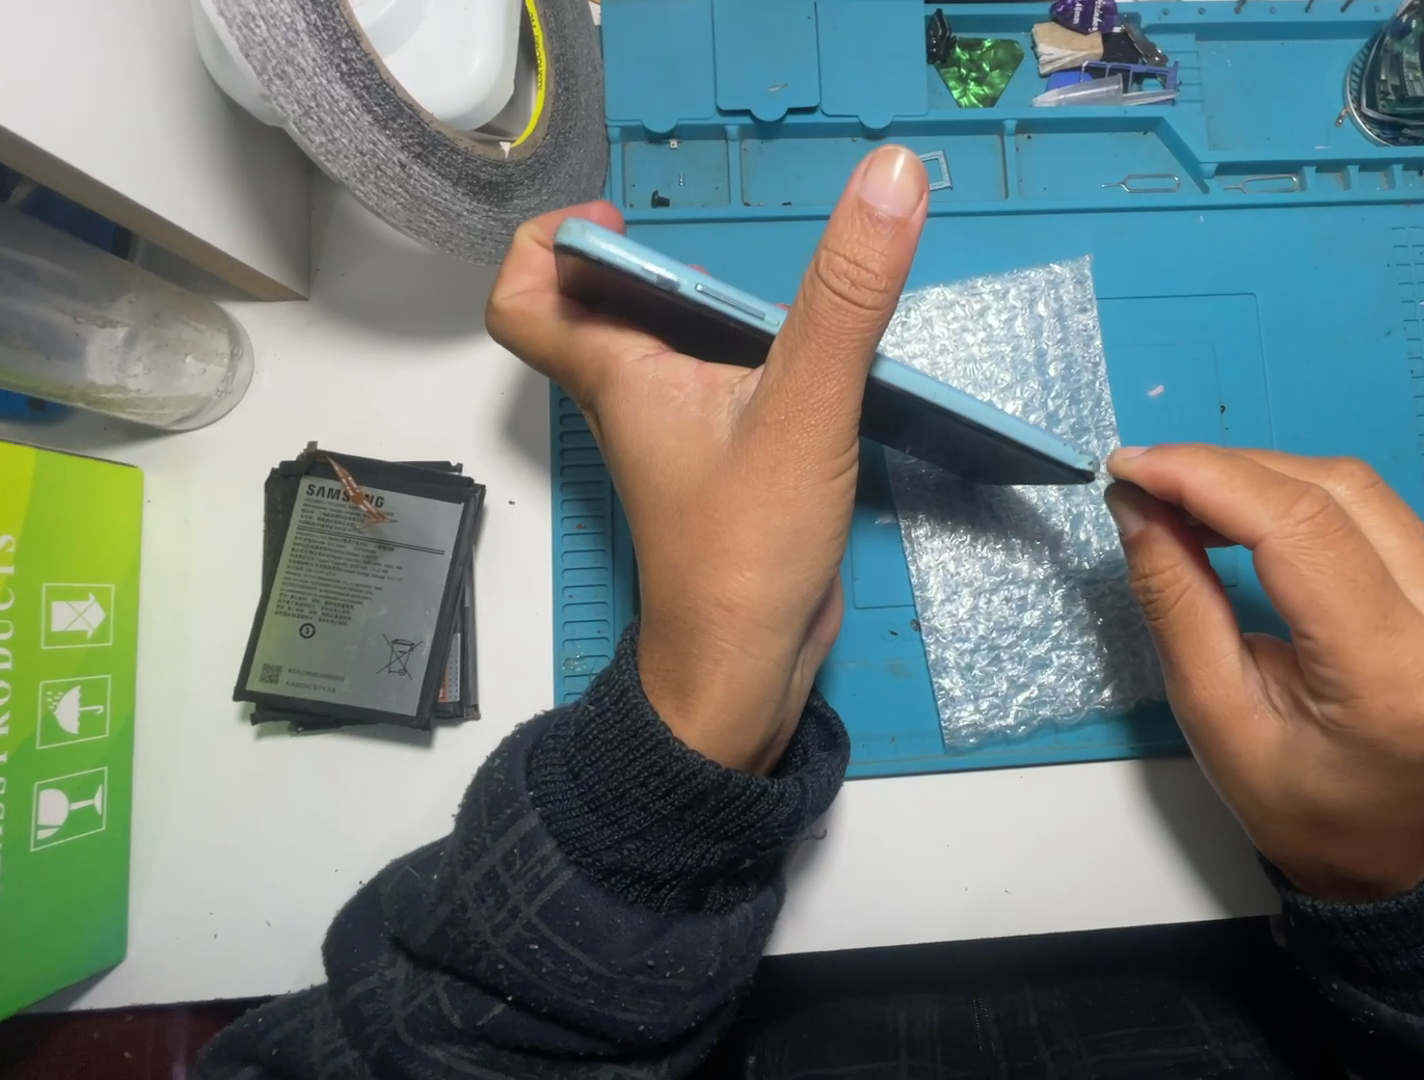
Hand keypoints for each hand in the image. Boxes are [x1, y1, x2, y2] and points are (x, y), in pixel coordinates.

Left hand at [487, 145, 930, 772]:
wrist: (750, 663)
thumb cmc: (748, 543)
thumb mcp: (802, 407)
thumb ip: (846, 297)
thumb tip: (893, 173)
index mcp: (618, 374)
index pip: (530, 296)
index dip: (554, 243)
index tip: (624, 223)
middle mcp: (636, 402)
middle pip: (612, 311)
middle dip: (661, 267)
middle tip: (732, 256)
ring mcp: (682, 442)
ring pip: (674, 354)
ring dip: (715, 314)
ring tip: (790, 300)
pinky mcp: (725, 471)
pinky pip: (721, 394)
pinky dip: (751, 365)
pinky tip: (812, 366)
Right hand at [1103, 446, 1423, 900]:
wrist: (1394, 859)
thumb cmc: (1293, 806)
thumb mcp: (1211, 714)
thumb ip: (1176, 600)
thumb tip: (1137, 506)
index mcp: (1400, 682)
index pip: (1303, 532)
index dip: (1208, 479)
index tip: (1131, 467)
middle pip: (1339, 494)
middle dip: (1227, 470)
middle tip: (1147, 477)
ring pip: (1361, 494)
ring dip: (1259, 479)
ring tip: (1183, 494)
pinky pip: (1377, 519)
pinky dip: (1295, 501)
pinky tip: (1241, 512)